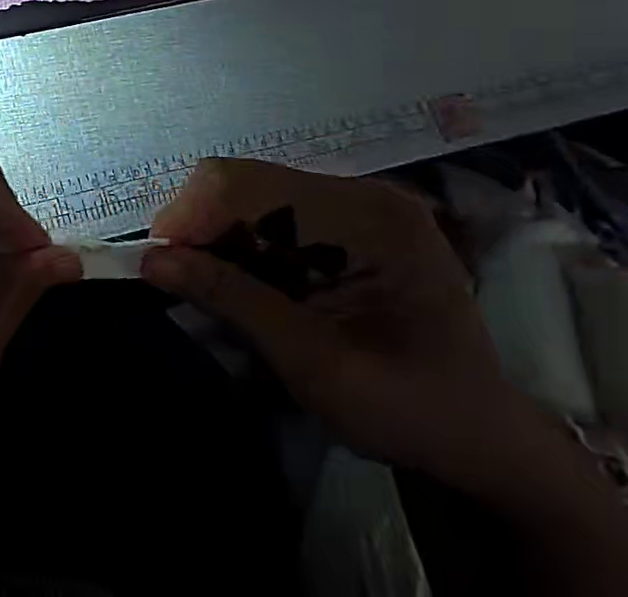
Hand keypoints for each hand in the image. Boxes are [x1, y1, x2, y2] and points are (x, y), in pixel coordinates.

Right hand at [140, 158, 518, 481]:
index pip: (248, 185)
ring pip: (238, 198)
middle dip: (196, 228)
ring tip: (204, 287)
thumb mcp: (314, 362)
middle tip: (173, 278)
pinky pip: (255, 219)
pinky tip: (236, 285)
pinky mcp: (332, 226)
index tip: (158, 263)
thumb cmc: (409, 409)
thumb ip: (234, 301)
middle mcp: (356, 195)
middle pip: (238, 184)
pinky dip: (230, 249)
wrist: (477, 442)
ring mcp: (345, 207)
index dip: (191, 215)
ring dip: (210, 241)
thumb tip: (150, 260)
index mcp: (370, 218)